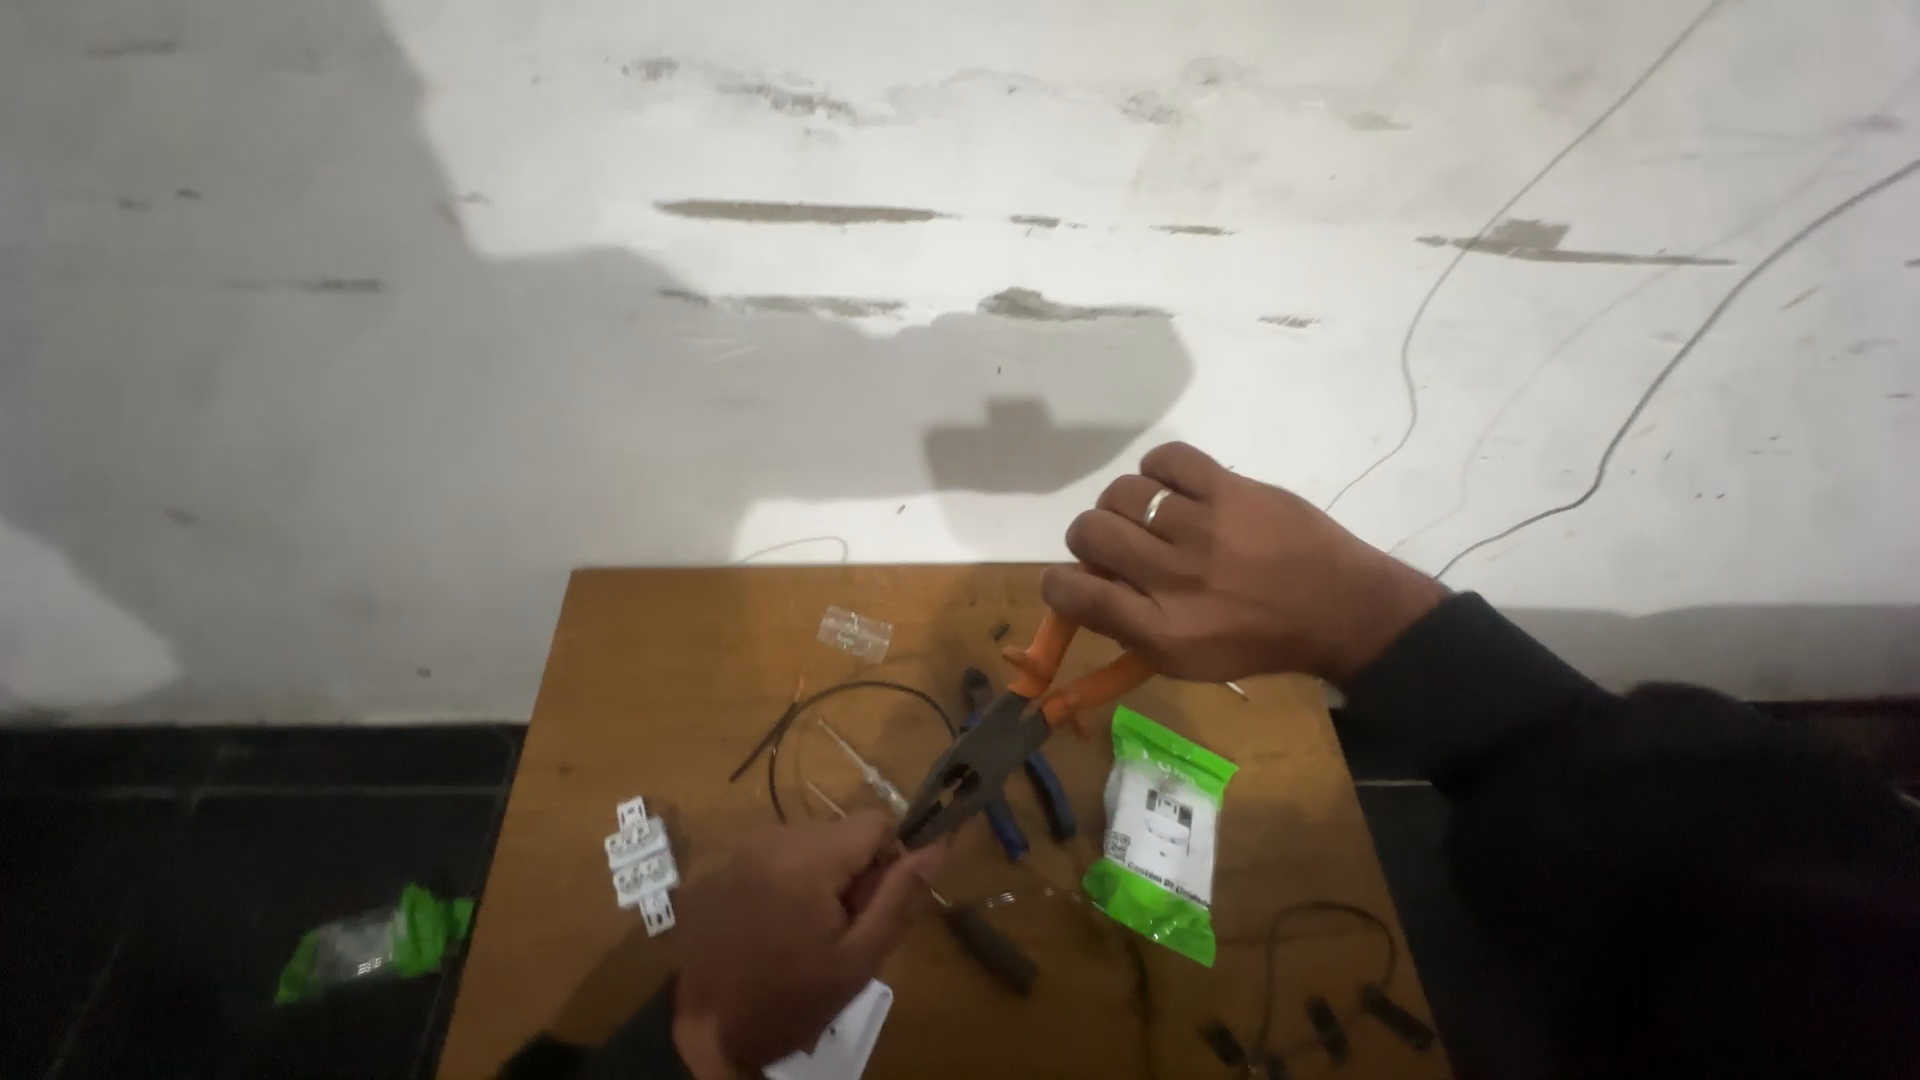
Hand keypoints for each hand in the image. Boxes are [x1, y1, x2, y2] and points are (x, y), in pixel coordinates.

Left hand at [670, 813, 944, 1075]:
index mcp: (807, 860)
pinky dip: (795, 876)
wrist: (707, 1030)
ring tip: (805, 929)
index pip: (875, 823)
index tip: (869, 906)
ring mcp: (747, 845)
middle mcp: (775, 837)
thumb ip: (898, 896)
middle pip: (844, 831)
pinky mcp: (731, 859)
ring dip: (824, 874)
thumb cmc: (790, 1001)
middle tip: (837, 928)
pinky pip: (786, 850)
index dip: (887, 861)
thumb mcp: (858, 960)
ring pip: (816, 840)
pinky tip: (779, 922)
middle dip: (853, 871)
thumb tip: (936, 847)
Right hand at [1042, 442, 1443, 683]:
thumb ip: (1125, 627)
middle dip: (1089, 539)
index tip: (1072, 579)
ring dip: (1124, 507)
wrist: (1337, 606)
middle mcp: (1174, 576)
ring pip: (1121, 493)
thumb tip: (1079, 584)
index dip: (1058, 584)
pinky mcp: (1230, 488)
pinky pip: (1166, 459)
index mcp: (1160, 628)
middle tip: (1117, 546)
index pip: (1072, 592)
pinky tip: (1171, 489)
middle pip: (1088, 532)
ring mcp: (1203, 526)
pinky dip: (1158, 471)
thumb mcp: (1184, 660)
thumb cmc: (1253, 639)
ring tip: (1151, 518)